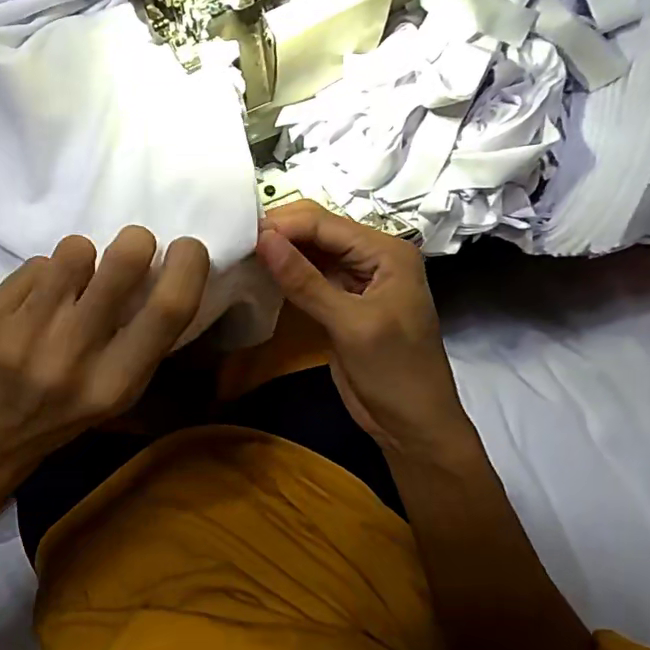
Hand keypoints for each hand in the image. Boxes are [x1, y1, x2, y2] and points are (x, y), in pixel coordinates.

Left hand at [0, 226, 210, 484]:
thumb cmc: (74, 404)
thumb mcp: (125, 386)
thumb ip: (146, 334)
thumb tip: (161, 262)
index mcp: (116, 382)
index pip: (169, 309)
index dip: (188, 266)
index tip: (187, 248)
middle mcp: (71, 359)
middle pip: (123, 262)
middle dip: (136, 240)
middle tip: (133, 246)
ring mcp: (23, 338)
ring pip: (74, 250)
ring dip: (83, 255)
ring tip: (74, 282)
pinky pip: (35, 264)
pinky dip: (44, 275)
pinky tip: (35, 304)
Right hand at [255, 200, 474, 457]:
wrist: (414, 427)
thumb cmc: (394, 373)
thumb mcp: (350, 325)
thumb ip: (305, 281)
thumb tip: (262, 238)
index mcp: (387, 250)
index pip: (325, 223)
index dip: (282, 225)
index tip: (238, 234)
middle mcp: (373, 255)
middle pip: (318, 229)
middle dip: (279, 232)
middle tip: (235, 242)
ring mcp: (357, 278)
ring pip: (311, 250)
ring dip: (279, 250)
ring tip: (239, 252)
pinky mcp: (342, 300)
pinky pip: (310, 274)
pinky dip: (286, 272)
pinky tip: (259, 271)